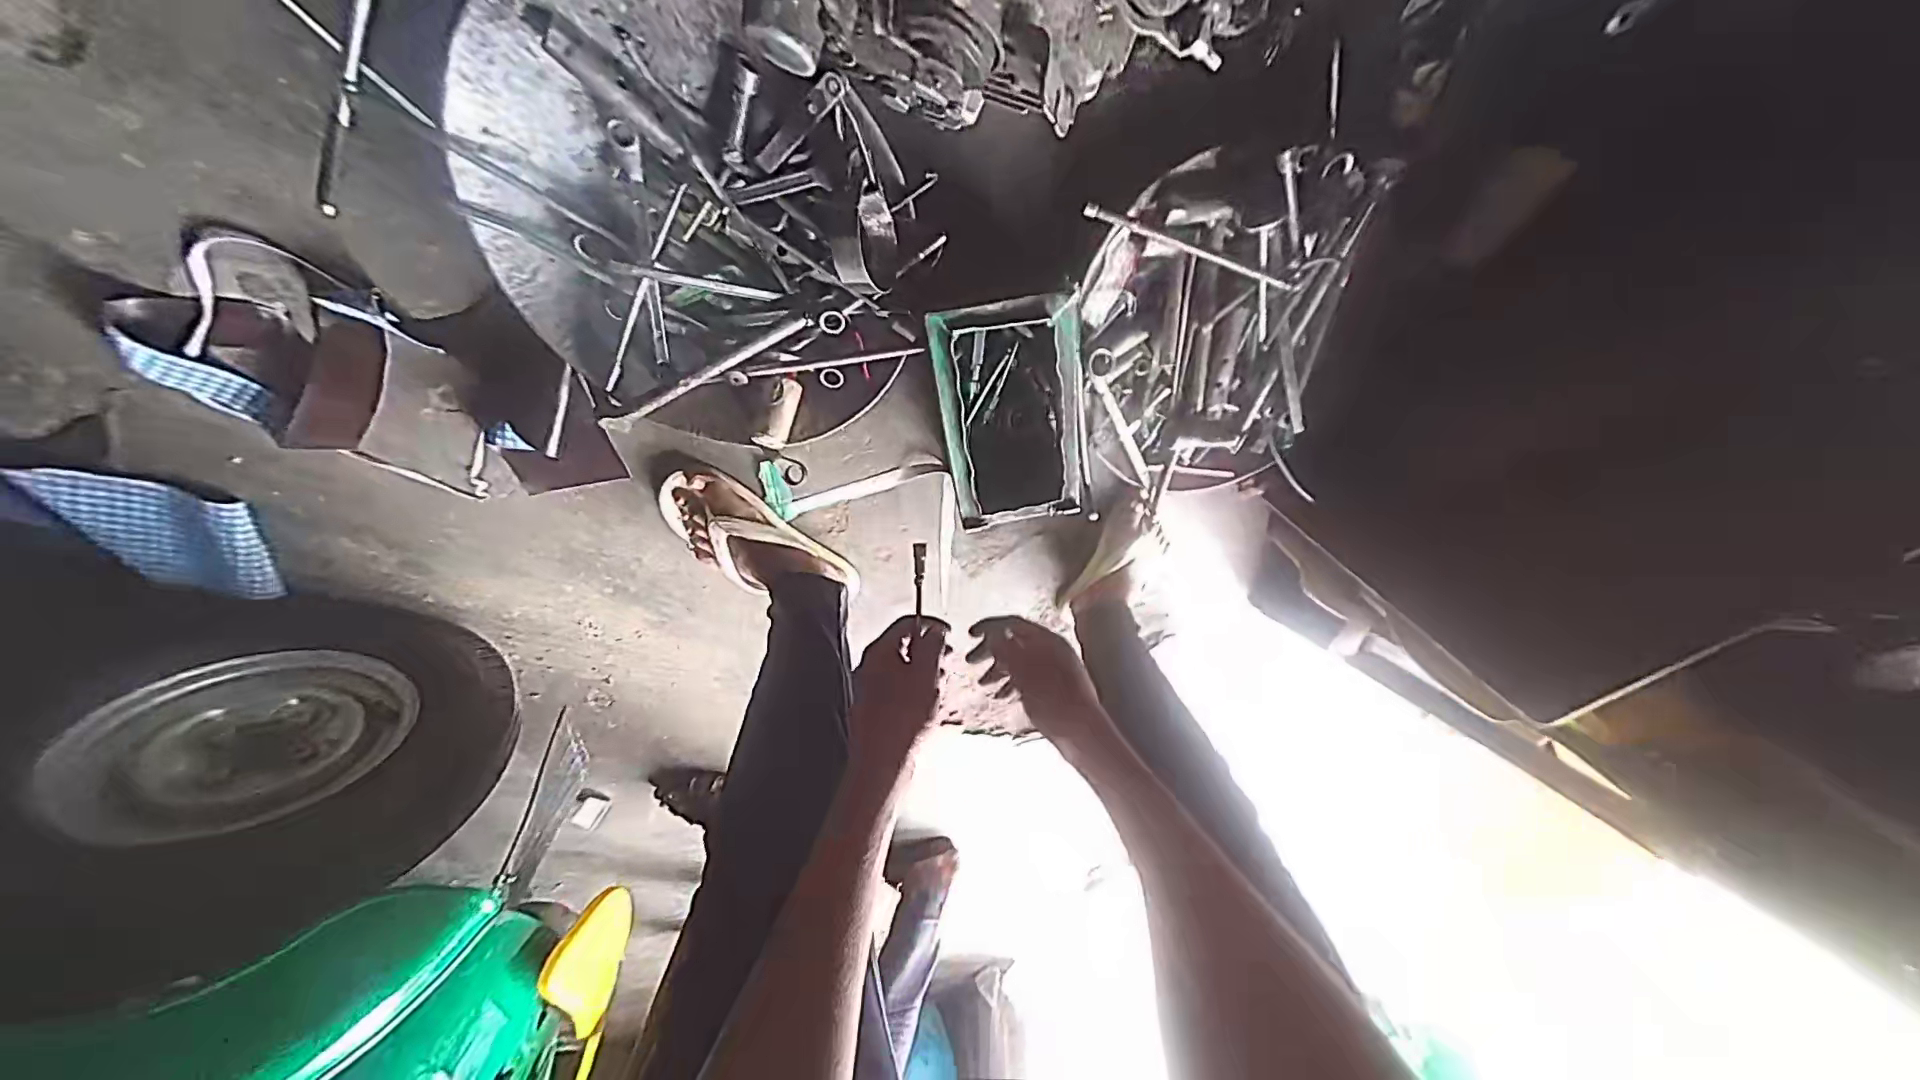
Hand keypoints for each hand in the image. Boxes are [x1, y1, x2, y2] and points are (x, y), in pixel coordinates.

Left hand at [850, 615, 949, 764]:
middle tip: (947, 664)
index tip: (949, 634)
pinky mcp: (873, 710)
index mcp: (879, 653)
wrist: (882, 764)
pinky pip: (897, 691)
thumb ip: (931, 647)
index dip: (931, 626)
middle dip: (928, 653)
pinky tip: (928, 709)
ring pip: (901, 670)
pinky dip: (914, 692)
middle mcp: (868, 667)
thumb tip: (934, 630)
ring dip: (924, 674)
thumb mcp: (926, 675)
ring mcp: (868, 689)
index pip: (905, 624)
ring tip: (941, 690)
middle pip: (903, 647)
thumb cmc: (903, 720)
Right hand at [967, 617, 1116, 758]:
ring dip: (999, 669)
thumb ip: (1007, 651)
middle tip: (970, 661)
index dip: (989, 626)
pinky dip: (1012, 682)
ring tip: (982, 683)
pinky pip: (1029, 677)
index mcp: (1047, 641)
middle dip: (991, 650)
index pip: (1013, 623)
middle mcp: (1053, 650)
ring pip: (1021, 660)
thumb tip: (993, 634)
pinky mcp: (1056, 687)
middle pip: (1016, 640)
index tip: (970, 634)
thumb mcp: (1024, 675)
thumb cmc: (1054, 702)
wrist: (1082, 734)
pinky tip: (1001, 695)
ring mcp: (1056, 669)